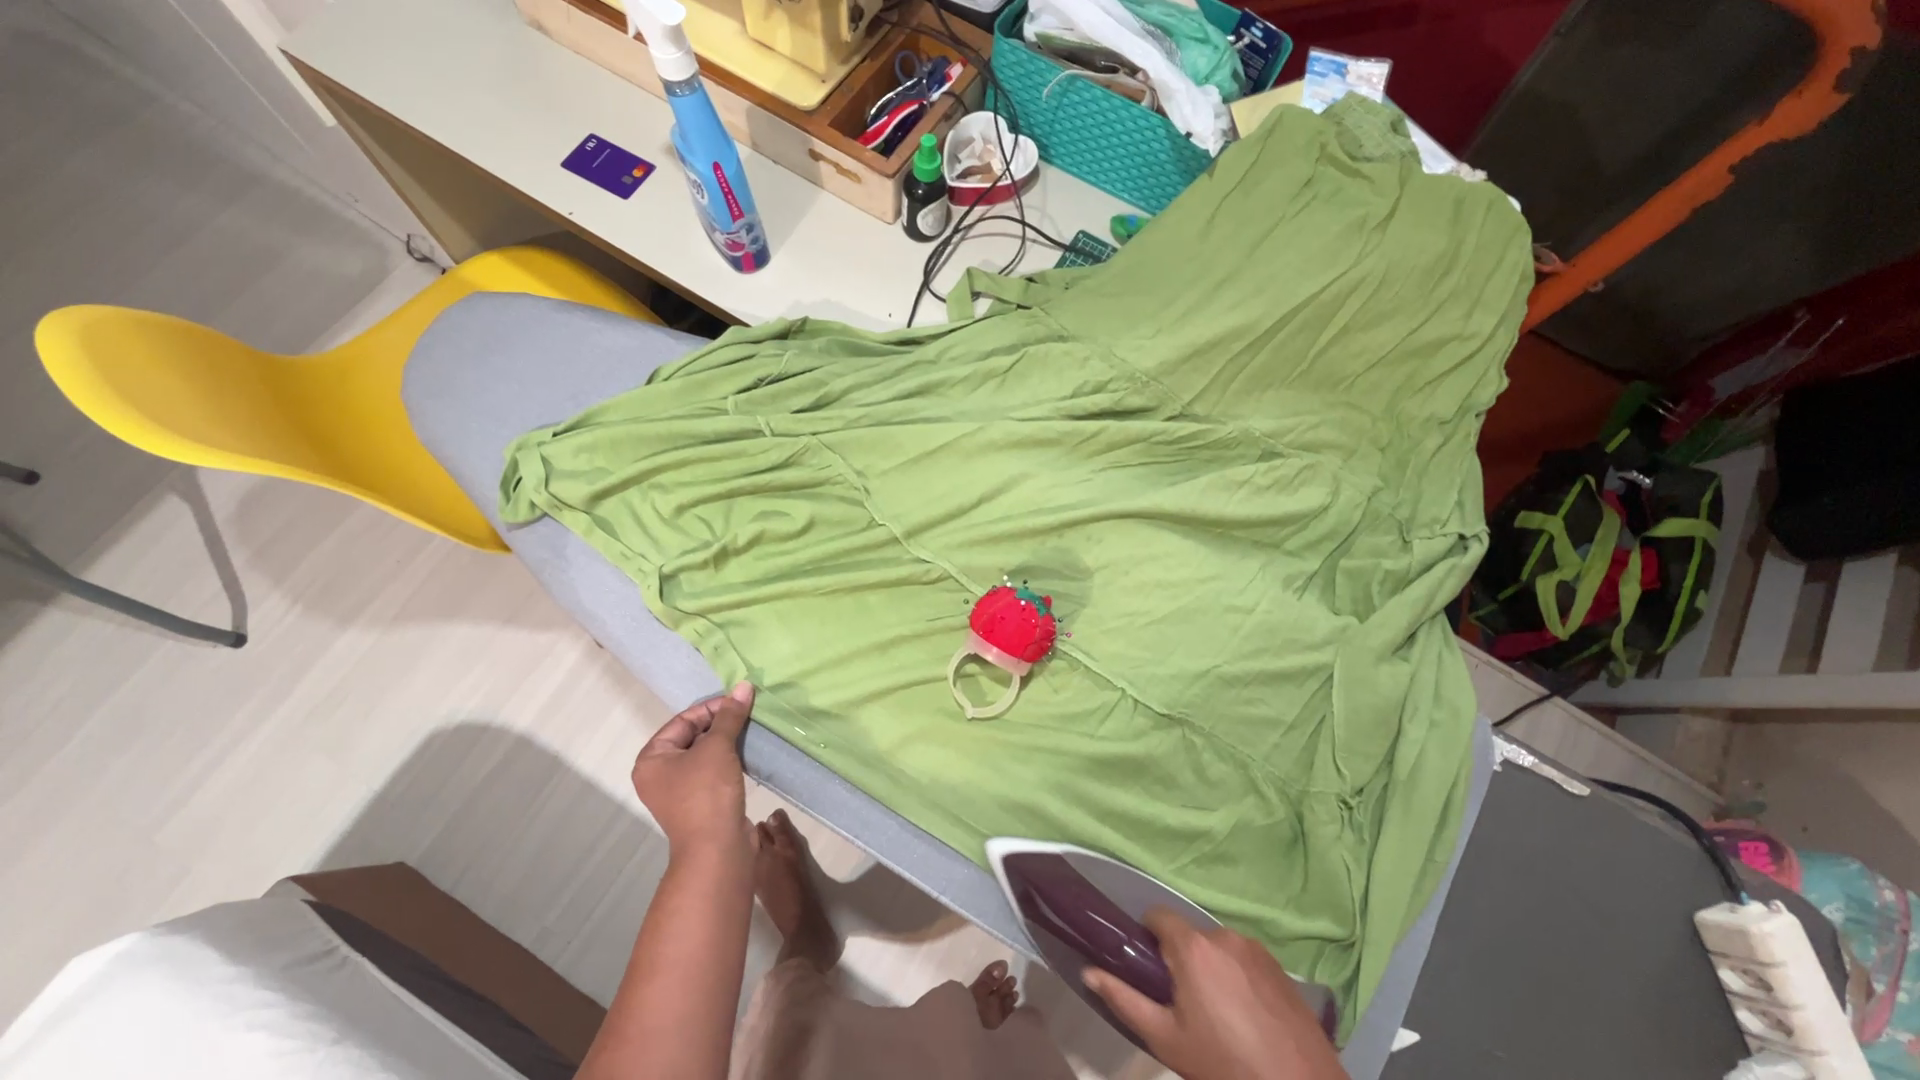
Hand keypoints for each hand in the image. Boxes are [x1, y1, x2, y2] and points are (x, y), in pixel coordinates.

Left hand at [630, 682, 755, 859]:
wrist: (717, 850)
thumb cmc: (707, 793)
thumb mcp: (717, 748)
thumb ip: (729, 716)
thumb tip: (743, 686)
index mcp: (651, 759)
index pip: (682, 721)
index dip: (712, 708)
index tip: (740, 701)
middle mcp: (659, 775)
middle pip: (692, 737)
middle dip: (721, 725)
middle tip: (748, 714)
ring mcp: (679, 792)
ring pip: (704, 756)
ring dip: (727, 743)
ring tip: (751, 731)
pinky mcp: (700, 804)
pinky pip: (713, 773)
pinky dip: (729, 762)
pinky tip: (748, 755)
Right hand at [1082, 910, 1348, 1079]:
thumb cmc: (1224, 1063)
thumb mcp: (1165, 1038)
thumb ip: (1124, 999)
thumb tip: (1089, 972)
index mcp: (1194, 947)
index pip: (1158, 915)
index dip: (1146, 936)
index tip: (1146, 968)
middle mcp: (1226, 936)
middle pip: (1189, 935)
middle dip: (1179, 960)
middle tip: (1180, 1003)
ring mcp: (1258, 950)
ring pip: (1218, 949)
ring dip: (1209, 969)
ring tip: (1215, 1015)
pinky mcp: (1282, 968)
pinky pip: (1244, 961)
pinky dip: (1236, 978)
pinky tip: (1243, 1017)